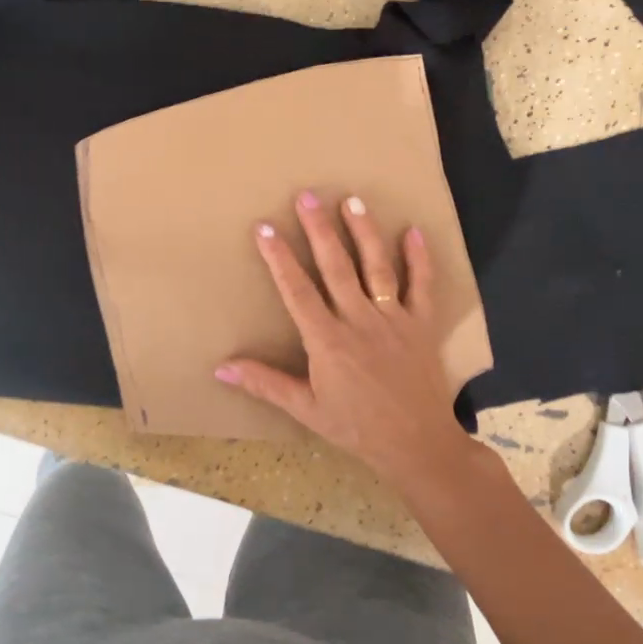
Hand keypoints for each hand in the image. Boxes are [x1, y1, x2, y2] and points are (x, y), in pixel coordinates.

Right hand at [215, 192, 471, 487]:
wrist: (419, 447)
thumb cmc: (355, 428)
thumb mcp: (305, 409)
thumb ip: (264, 383)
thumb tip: (220, 367)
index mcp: (327, 340)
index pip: (297, 290)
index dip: (279, 257)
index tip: (264, 227)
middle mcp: (359, 321)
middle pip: (336, 267)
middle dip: (319, 230)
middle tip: (308, 196)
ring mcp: (394, 321)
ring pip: (377, 268)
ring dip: (364, 232)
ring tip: (352, 200)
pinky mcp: (422, 326)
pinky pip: (422, 287)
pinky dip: (420, 259)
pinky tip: (414, 231)